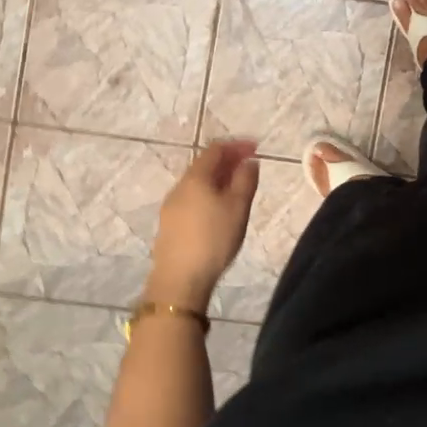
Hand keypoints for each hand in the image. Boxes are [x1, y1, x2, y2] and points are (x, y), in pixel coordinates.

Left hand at [147, 140, 260, 311]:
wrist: (179, 281)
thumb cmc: (213, 239)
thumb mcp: (238, 207)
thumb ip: (245, 180)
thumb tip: (249, 162)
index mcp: (196, 178)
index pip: (216, 149)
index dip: (237, 145)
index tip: (257, 148)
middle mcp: (179, 187)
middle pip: (204, 164)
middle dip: (228, 161)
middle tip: (249, 167)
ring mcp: (171, 207)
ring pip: (197, 183)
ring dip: (218, 179)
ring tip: (238, 188)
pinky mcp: (169, 225)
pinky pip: (192, 198)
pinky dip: (209, 193)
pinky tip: (219, 209)